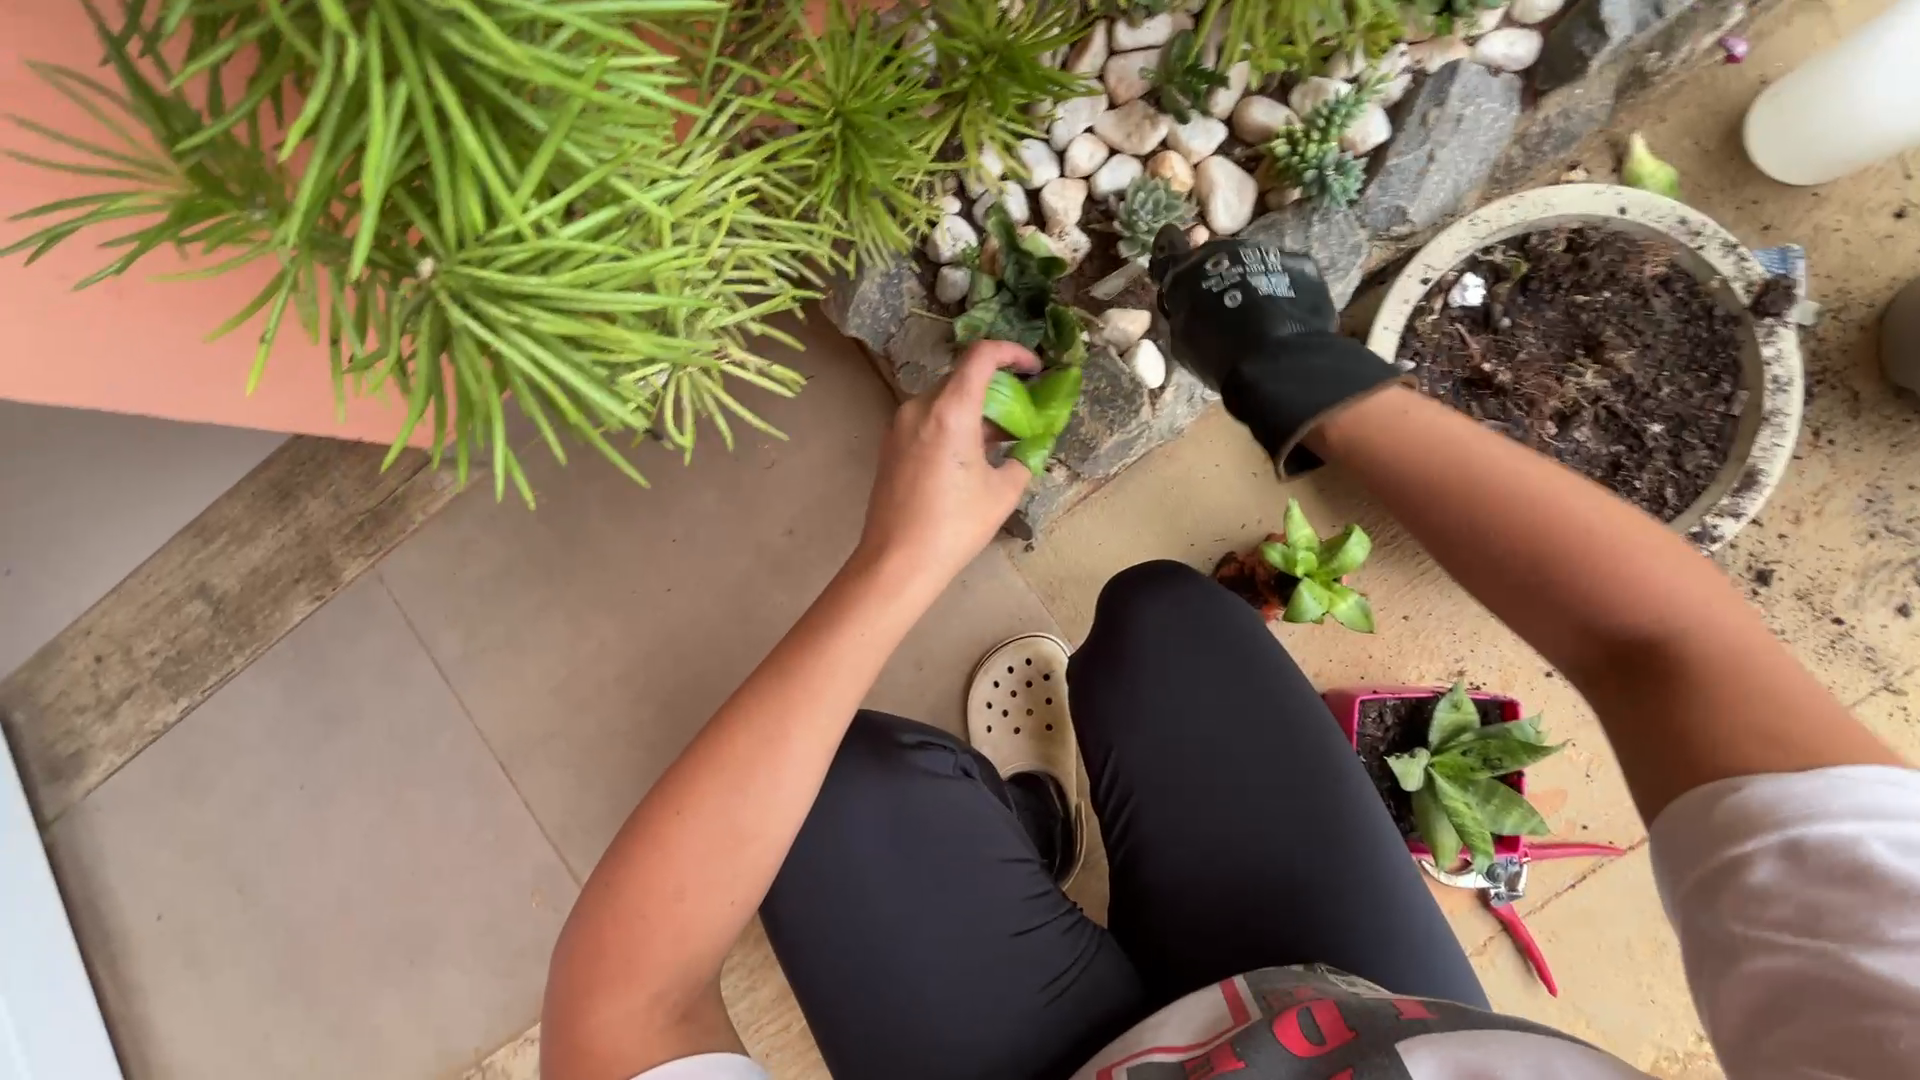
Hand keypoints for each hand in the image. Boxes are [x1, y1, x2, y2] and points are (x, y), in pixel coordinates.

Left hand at [853, 341, 1037, 590]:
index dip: (1013, 352)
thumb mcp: (1003, 492)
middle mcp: (919, 407)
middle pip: (963, 377)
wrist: (897, 560)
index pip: (981, 355)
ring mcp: (900, 424)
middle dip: (997, 388)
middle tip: (1023, 411)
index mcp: (950, 410)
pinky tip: (970, 455)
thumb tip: (1032, 445)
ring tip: (1001, 439)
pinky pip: (928, 419)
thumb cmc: (954, 526)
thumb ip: (1023, 457)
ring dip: (975, 409)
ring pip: (944, 399)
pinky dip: (953, 423)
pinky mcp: (890, 444)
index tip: (1033, 369)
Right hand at [1150, 237, 1402, 474]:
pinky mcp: (1301, 262)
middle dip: (1218, 275)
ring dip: (1252, 282)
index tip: (1183, 286)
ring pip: (1253, 263)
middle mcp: (1225, 250)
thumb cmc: (1216, 354)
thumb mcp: (1181, 339)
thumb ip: (1181, 313)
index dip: (1179, 271)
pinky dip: (1284, 289)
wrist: (1274, 360)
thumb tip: (1184, 305)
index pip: (1174, 257)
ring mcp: (1266, 251)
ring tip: (1259, 313)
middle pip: (1218, 258)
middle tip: (1223, 304)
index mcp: (1188, 269)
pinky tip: (1286, 313)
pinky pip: (1286, 273)